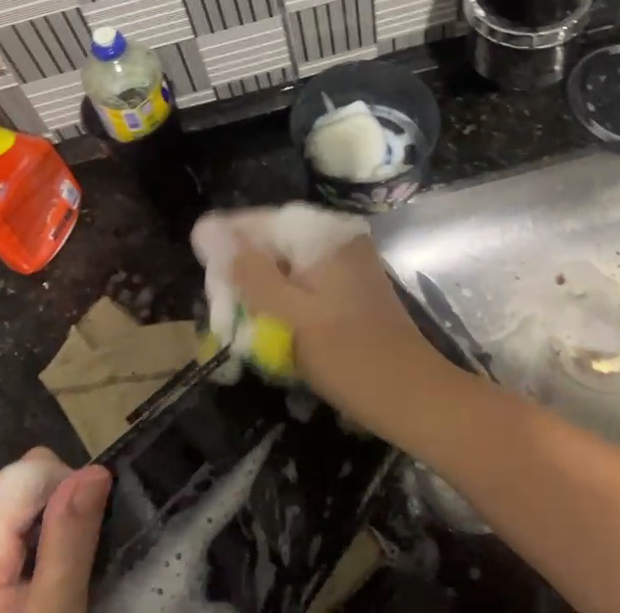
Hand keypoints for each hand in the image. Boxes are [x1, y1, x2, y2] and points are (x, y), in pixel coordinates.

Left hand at [0, 448, 111, 612]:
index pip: (28, 470)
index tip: (88, 533)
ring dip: (32, 528)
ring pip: (0, 504)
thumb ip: (71, 540)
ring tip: (42, 583)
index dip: (68, 487)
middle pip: (12, 485)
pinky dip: (12, 545)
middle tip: (67, 567)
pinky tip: (19, 590)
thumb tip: (93, 471)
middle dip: (50, 510)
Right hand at [196, 206, 446, 432]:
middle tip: (223, 317)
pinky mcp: (348, 287)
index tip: (207, 286)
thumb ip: (246, 271)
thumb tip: (205, 228)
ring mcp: (345, 261)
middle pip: (270, 242)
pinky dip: (282, 303)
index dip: (225, 249)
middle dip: (242, 276)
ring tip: (241, 328)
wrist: (414, 397)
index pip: (257, 222)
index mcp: (323, 233)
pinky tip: (270, 331)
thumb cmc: (349, 357)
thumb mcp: (288, 314)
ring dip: (259, 294)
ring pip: (283, 265)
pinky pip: (303, 282)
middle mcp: (336, 237)